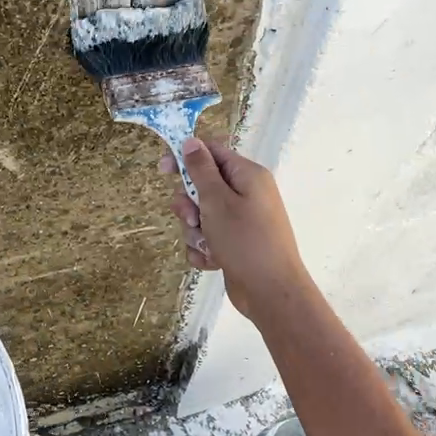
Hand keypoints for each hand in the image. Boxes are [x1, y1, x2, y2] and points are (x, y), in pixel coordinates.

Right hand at [161, 136, 310, 319]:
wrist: (272, 293)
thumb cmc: (244, 240)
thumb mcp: (217, 200)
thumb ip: (200, 169)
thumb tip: (191, 141)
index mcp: (247, 176)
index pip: (211, 152)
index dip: (185, 157)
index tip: (163, 170)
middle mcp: (247, 194)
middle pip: (202, 186)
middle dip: (189, 204)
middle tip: (191, 219)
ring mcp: (242, 220)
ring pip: (201, 214)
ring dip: (195, 230)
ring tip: (206, 245)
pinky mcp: (236, 243)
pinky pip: (209, 236)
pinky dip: (204, 248)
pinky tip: (211, 261)